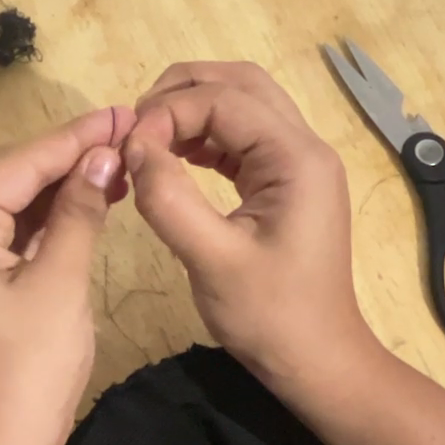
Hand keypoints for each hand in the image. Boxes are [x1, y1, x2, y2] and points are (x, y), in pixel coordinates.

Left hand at [0, 106, 134, 444]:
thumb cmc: (28, 370)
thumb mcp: (59, 285)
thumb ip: (79, 215)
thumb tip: (103, 157)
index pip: (17, 165)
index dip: (72, 137)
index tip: (123, 113)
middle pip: (11, 180)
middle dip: (68, 157)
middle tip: (126, 133)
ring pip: (15, 209)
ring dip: (63, 189)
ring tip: (118, 163)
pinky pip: (16, 240)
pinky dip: (53, 224)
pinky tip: (89, 207)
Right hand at [123, 62, 380, 391]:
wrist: (316, 360)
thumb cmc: (270, 317)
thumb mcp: (212, 260)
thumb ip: (169, 199)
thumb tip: (132, 147)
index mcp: (296, 159)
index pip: (225, 100)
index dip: (169, 113)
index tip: (129, 148)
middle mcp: (304, 148)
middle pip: (241, 85)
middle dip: (183, 93)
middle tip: (135, 126)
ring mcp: (299, 166)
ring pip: (243, 108)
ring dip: (193, 113)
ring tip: (147, 141)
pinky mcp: (286, 187)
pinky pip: (244, 142)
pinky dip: (206, 141)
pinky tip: (173, 158)